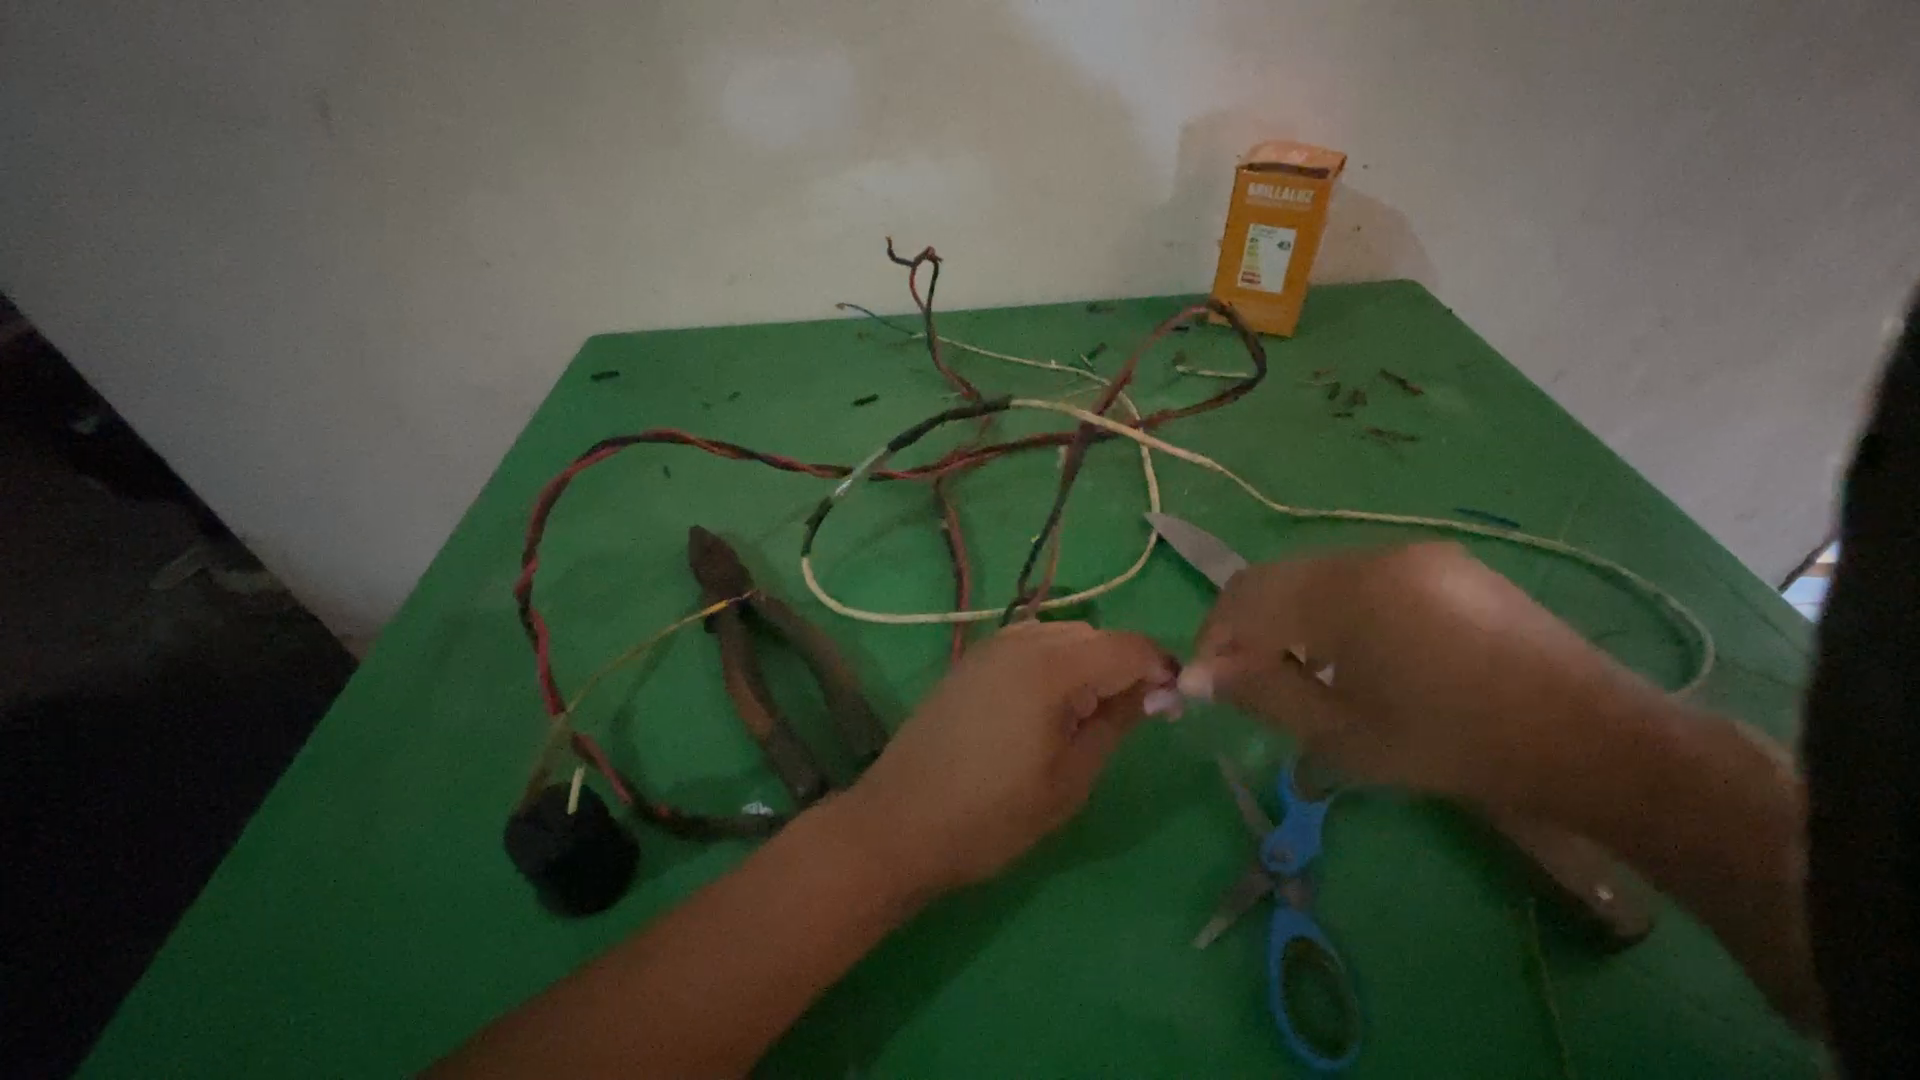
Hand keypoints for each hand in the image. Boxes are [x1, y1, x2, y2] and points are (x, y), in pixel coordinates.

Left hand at [837, 621, 1174, 895]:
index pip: (1129, 646)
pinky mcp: (972, 662)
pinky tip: (1050, 708)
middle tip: (1135, 718)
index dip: (1161, 670)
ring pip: (1064, 636)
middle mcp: (1022, 640)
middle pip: (1096, 636)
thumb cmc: (991, 815)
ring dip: (1090, 664)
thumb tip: (1153, 691)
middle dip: (1125, 666)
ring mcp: (991, 647)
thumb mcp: (1069, 780)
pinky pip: (1031, 645)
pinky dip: (1056, 664)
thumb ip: (1115, 724)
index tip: (1176, 705)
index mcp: (1052, 665)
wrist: (899, 823)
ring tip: (1090, 717)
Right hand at [1178, 542, 1665, 809]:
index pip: (1244, 598)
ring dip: (1289, 619)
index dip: (1213, 640)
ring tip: (1301, 675)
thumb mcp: (1345, 735)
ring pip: (1316, 576)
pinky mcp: (1445, 564)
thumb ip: (1263, 694)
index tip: (1205, 685)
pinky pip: (1361, 578)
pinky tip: (1356, 656)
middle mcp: (1375, 555)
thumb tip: (1197, 675)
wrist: (1593, 739)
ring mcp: (1415, 554)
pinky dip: (1333, 611)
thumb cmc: (1456, 747)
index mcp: (1348, 593)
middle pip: (1276, 579)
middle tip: (1246, 684)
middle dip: (1246, 628)